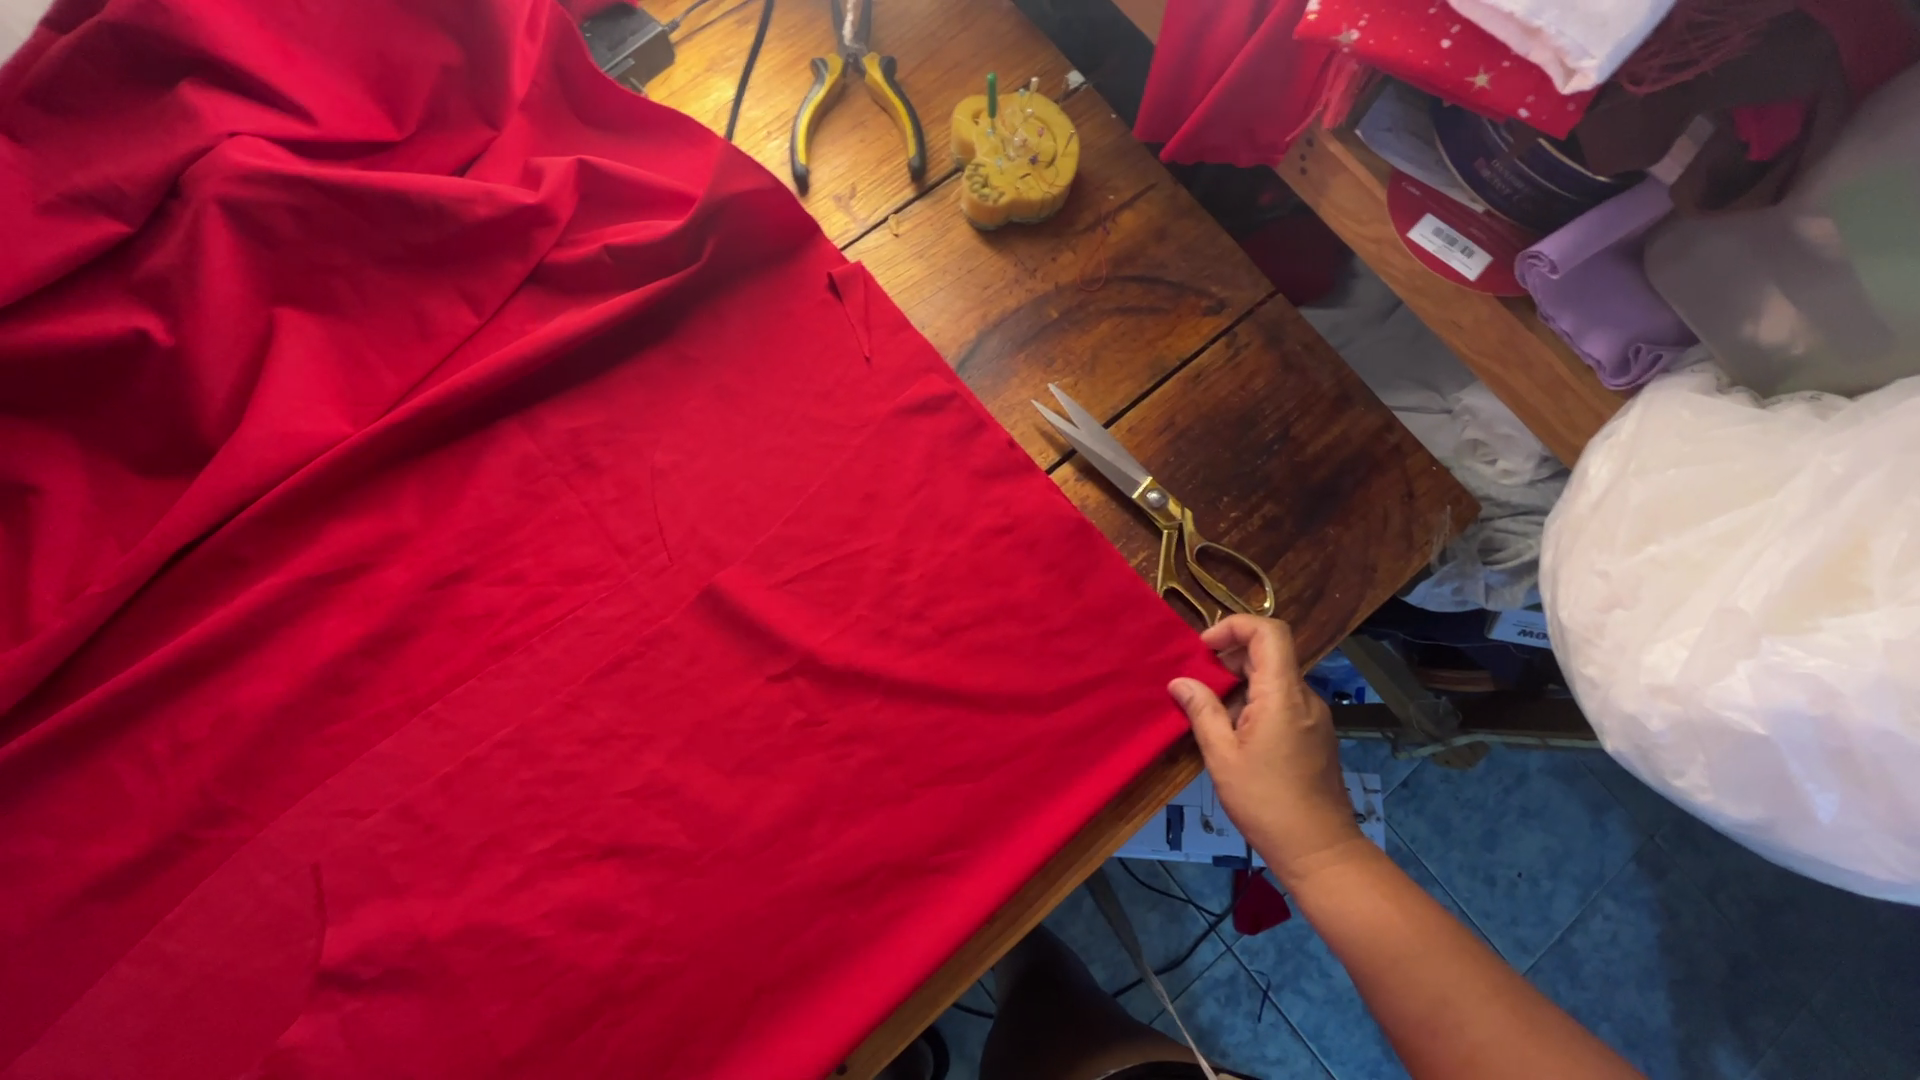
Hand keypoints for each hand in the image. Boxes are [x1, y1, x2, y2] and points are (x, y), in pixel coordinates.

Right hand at [1168, 615, 1367, 889]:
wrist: (1319, 849)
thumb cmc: (1266, 802)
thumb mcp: (1222, 756)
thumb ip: (1202, 711)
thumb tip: (1180, 681)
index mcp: (1283, 694)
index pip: (1268, 632)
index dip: (1234, 627)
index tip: (1203, 649)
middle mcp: (1304, 697)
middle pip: (1269, 652)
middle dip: (1229, 658)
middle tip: (1197, 683)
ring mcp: (1313, 716)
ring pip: (1274, 678)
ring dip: (1239, 683)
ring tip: (1210, 713)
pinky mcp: (1314, 734)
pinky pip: (1282, 701)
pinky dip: (1254, 703)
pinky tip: (1234, 734)